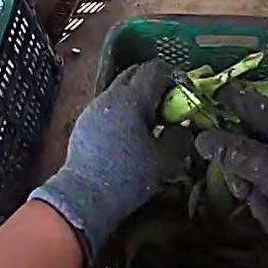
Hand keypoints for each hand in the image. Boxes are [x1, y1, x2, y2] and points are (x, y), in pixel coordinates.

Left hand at [31, 59, 193, 261]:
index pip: (155, 69)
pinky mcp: (84, 122)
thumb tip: (183, 126)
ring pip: (120, 88)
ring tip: (150, 121)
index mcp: (131, 99)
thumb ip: (180, 137)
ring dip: (138, 96)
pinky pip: (109, 105)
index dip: (174, 76)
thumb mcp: (164, 160)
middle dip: (155, 82)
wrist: (84, 197)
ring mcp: (93, 107)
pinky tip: (129, 133)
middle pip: (135, 73)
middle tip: (168, 104)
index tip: (184, 94)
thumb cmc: (128, 177)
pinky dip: (124, 109)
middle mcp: (110, 96)